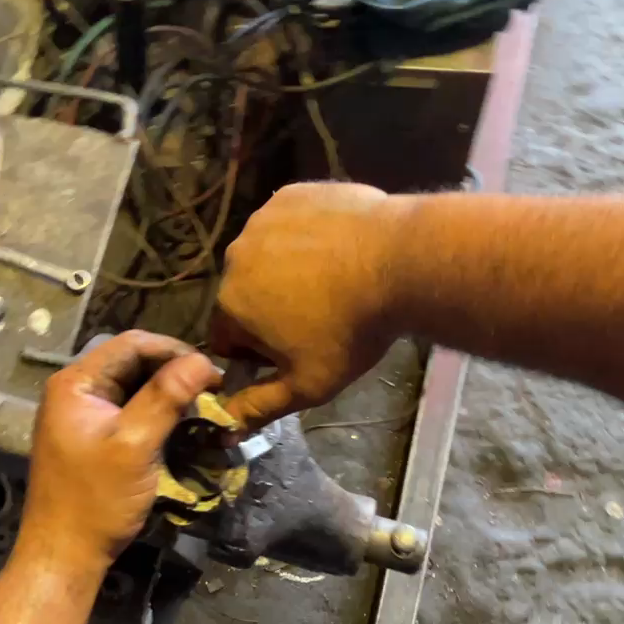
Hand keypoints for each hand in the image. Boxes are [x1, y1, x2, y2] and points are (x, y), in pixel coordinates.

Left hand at [16, 331, 221, 575]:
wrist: (66, 553)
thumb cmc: (96, 500)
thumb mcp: (135, 445)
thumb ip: (166, 398)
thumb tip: (204, 360)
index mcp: (76, 383)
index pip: (132, 344)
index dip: (175, 351)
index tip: (213, 371)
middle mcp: (77, 391)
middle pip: (133, 363)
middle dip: (175, 372)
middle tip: (214, 389)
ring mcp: (84, 415)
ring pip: (135, 388)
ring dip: (169, 393)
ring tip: (204, 405)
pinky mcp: (94, 437)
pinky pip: (131, 412)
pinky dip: (158, 413)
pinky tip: (182, 424)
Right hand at [212, 182, 408, 428]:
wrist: (400, 262)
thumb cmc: (350, 332)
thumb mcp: (306, 385)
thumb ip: (259, 408)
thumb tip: (222, 429)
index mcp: (230, 305)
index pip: (225, 338)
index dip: (255, 352)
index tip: (292, 350)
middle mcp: (234, 257)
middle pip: (243, 295)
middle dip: (268, 309)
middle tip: (318, 317)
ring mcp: (262, 219)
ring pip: (263, 257)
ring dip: (284, 271)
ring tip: (331, 282)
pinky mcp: (291, 194)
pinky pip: (286, 223)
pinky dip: (303, 237)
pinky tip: (336, 249)